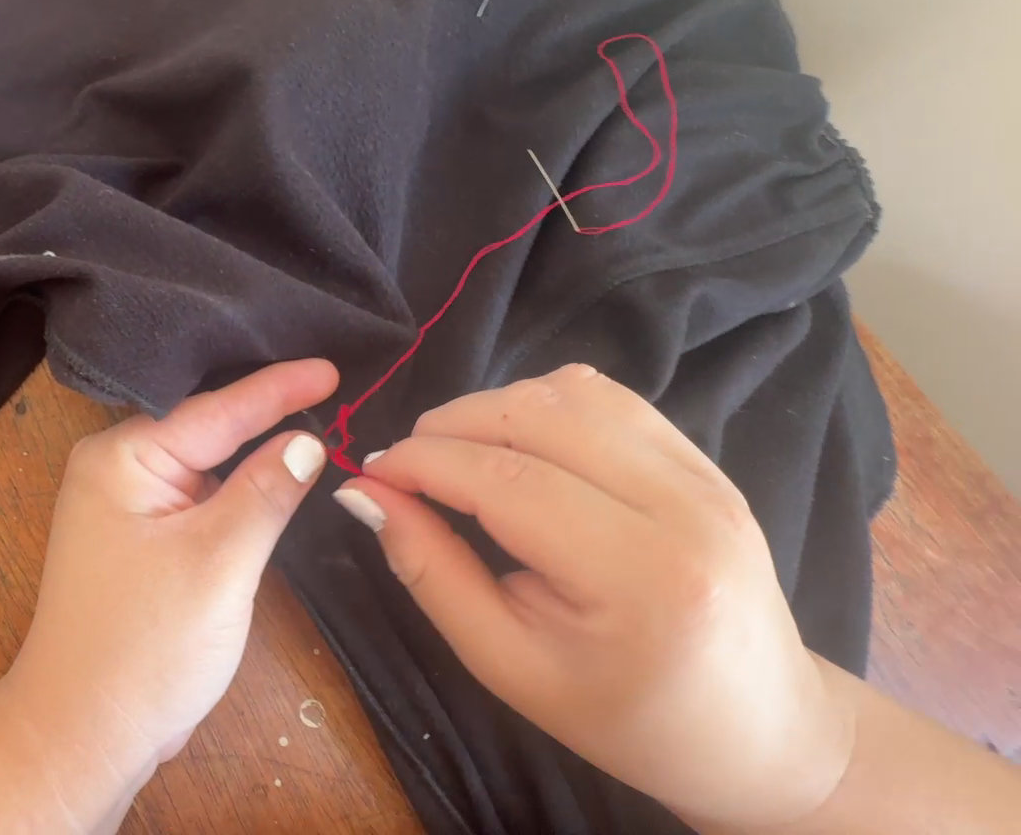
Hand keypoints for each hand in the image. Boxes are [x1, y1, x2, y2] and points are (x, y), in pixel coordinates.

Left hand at [2, 359, 339, 765]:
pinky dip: (235, 484)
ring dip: (252, 448)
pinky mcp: (139, 533)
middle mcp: (116, 466)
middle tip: (328, 381)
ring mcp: (125, 501)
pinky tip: (270, 467)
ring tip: (311, 410)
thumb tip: (307, 439)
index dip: (277, 389)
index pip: (213, 411)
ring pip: (204, 462)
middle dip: (264, 409)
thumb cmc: (145, 644)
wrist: (85, 729)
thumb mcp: (217, 562)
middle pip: (204, 428)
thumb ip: (264, 493)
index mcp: (121, 457)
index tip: (331, 367)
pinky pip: (196, 493)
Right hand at [333, 364, 855, 829]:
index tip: (370, 474)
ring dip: (487, 409)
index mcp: (641, 576)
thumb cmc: (620, 714)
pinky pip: (600, 394)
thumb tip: (362, 492)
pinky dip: (536, 403)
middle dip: (444, 427)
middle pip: (532, 415)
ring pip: (564, 391)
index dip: (419, 462)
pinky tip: (515, 444)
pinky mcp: (701, 458)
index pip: (505, 479)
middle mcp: (683, 506)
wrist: (760, 731)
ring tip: (456, 455)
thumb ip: (428, 569)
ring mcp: (703, 473)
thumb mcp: (503, 661)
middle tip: (407, 468)